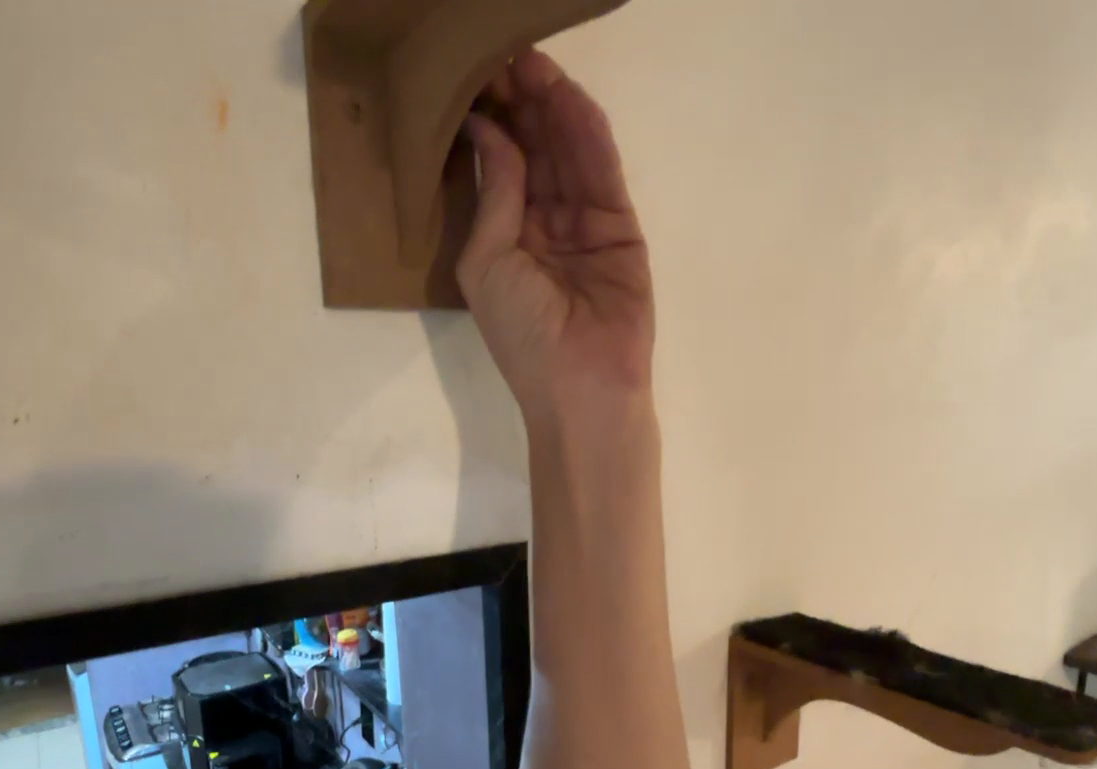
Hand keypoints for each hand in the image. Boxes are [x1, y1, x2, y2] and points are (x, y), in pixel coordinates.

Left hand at [458, 50, 652, 428]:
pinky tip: (570, 98)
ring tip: (532, 60)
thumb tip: (486, 129)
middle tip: (502, 51)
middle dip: (520, 104)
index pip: (501, 167)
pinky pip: (602, 174)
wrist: (581, 388)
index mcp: (505, 238)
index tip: (475, 75)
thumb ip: (495, 194)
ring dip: (552, 109)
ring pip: (569, 155)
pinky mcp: (621, 230)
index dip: (491, 123)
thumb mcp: (487, 262)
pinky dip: (589, 137)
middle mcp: (544, 225)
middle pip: (535, 151)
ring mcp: (585, 226)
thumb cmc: (522, 335)